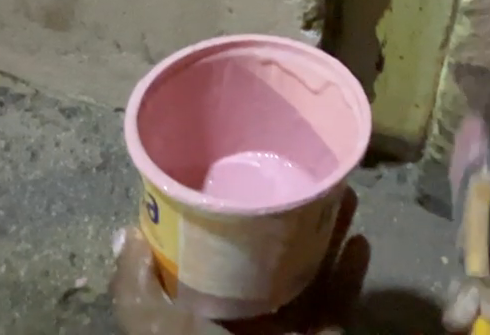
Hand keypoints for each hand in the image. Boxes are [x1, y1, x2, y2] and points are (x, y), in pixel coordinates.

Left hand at [109, 192, 367, 334]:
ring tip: (344, 193)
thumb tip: (127, 231)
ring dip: (329, 232)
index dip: (232, 215)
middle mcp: (250, 318)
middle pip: (275, 255)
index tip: (246, 170)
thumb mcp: (158, 328)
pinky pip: (342, 300)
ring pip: (313, 270)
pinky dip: (352, 272)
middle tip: (308, 175)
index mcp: (208, 314)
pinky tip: (361, 240)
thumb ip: (137, 290)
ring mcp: (290, 329)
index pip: (220, 255)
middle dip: (293, 214)